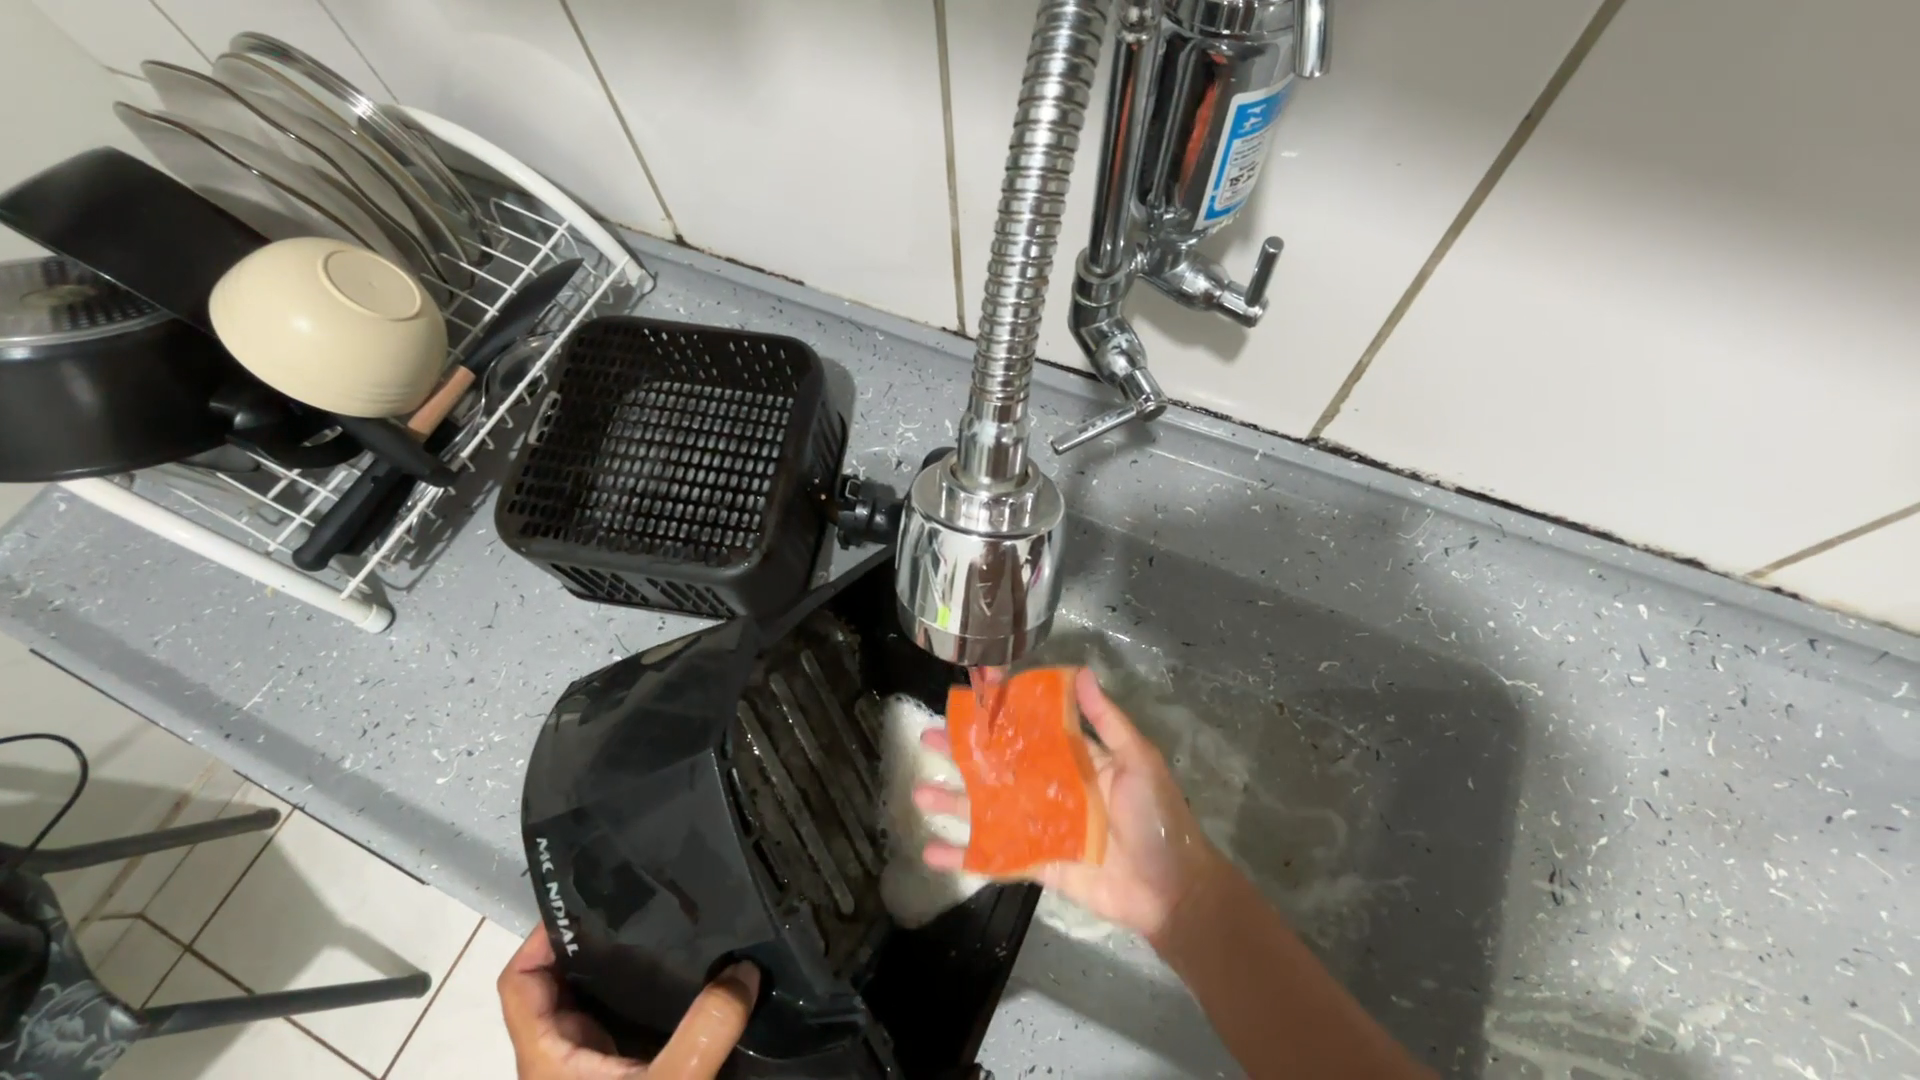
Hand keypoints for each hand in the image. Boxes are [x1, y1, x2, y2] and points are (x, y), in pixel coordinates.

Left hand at [498, 928, 759, 1078]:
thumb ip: (705, 1032)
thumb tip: (744, 970)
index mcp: (547, 1055)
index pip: (518, 982)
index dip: (539, 937)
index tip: (586, 899)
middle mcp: (561, 1057)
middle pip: (561, 985)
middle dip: (598, 943)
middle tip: (649, 904)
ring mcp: (590, 1071)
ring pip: (596, 1006)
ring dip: (625, 972)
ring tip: (672, 930)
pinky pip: (626, 1026)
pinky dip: (648, 1000)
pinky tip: (688, 985)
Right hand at [915, 667, 1227, 940]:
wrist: (1172, 889)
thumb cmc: (1158, 818)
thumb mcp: (1139, 760)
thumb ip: (1107, 721)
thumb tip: (1081, 671)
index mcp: (1074, 759)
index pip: (1029, 729)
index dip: (1000, 713)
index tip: (970, 694)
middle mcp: (1050, 788)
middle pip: (997, 767)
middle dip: (963, 755)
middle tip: (927, 739)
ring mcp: (1039, 827)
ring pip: (987, 810)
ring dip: (953, 803)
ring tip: (918, 794)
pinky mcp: (1036, 864)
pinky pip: (994, 858)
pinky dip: (963, 857)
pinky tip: (931, 853)